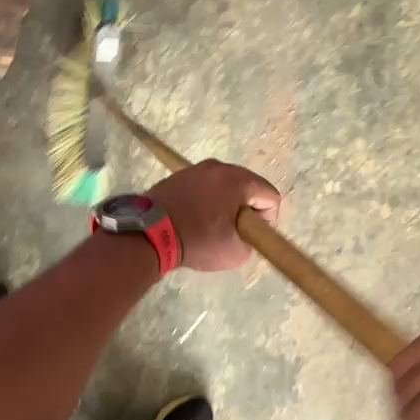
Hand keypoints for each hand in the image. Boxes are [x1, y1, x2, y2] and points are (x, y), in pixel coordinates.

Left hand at [145, 160, 281, 271]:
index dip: (268, 218)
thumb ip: (251, 241)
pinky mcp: (177, 175)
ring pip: (223, 185)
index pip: (270, 195)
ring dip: (225, 203)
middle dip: (246, 208)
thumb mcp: (236, 252)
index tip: (253, 235)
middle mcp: (219, 167)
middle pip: (248, 186)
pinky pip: (203, 186)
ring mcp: (196, 168)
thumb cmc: (198, 240)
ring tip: (213, 225)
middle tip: (235, 231)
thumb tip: (245, 233)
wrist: (149, 232)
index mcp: (239, 180)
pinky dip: (205, 200)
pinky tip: (195, 217)